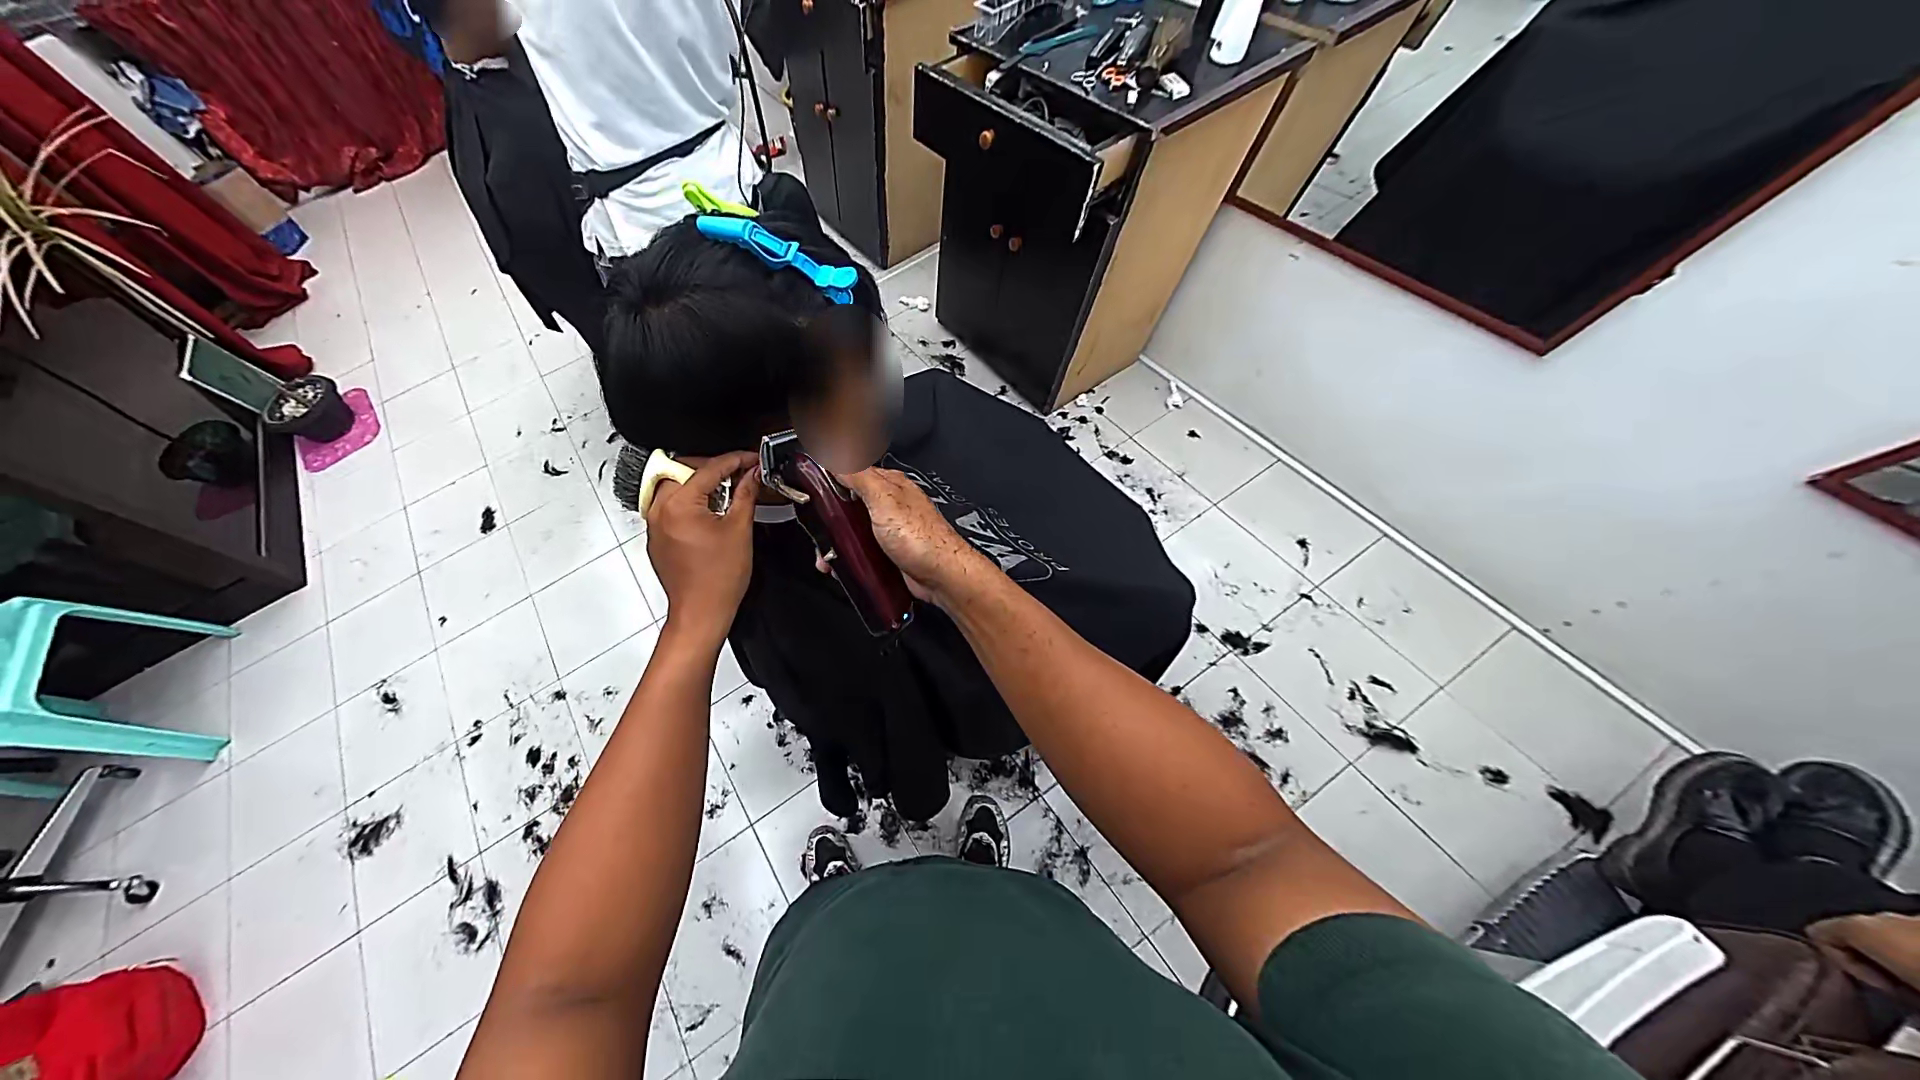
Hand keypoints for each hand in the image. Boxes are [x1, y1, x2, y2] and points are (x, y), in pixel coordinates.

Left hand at [645, 451, 759, 643]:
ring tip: (727, 490)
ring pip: (674, 484)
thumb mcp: (740, 529)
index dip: (735, 460)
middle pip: (684, 469)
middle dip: (713, 467)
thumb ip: (746, 494)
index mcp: (680, 505)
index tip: (751, 459)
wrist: (701, 611)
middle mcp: (660, 510)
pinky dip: (690, 499)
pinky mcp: (657, 536)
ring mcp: (655, 523)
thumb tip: (752, 475)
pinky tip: (712, 509)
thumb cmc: (718, 580)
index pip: (709, 468)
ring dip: (700, 481)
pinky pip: (670, 504)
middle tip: (740, 471)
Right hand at [836, 467, 996, 606]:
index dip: (828, 481)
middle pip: (848, 505)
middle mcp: (890, 505)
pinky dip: (848, 557)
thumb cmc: (924, 540)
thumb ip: (858, 476)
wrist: (942, 576)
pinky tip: (844, 564)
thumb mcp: (883, 499)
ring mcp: (889, 530)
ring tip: (828, 554)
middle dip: (829, 519)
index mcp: (889, 485)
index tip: (809, 491)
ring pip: (853, 531)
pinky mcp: (888, 553)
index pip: (851, 472)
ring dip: (836, 542)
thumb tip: (836, 456)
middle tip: (820, 531)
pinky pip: (861, 551)